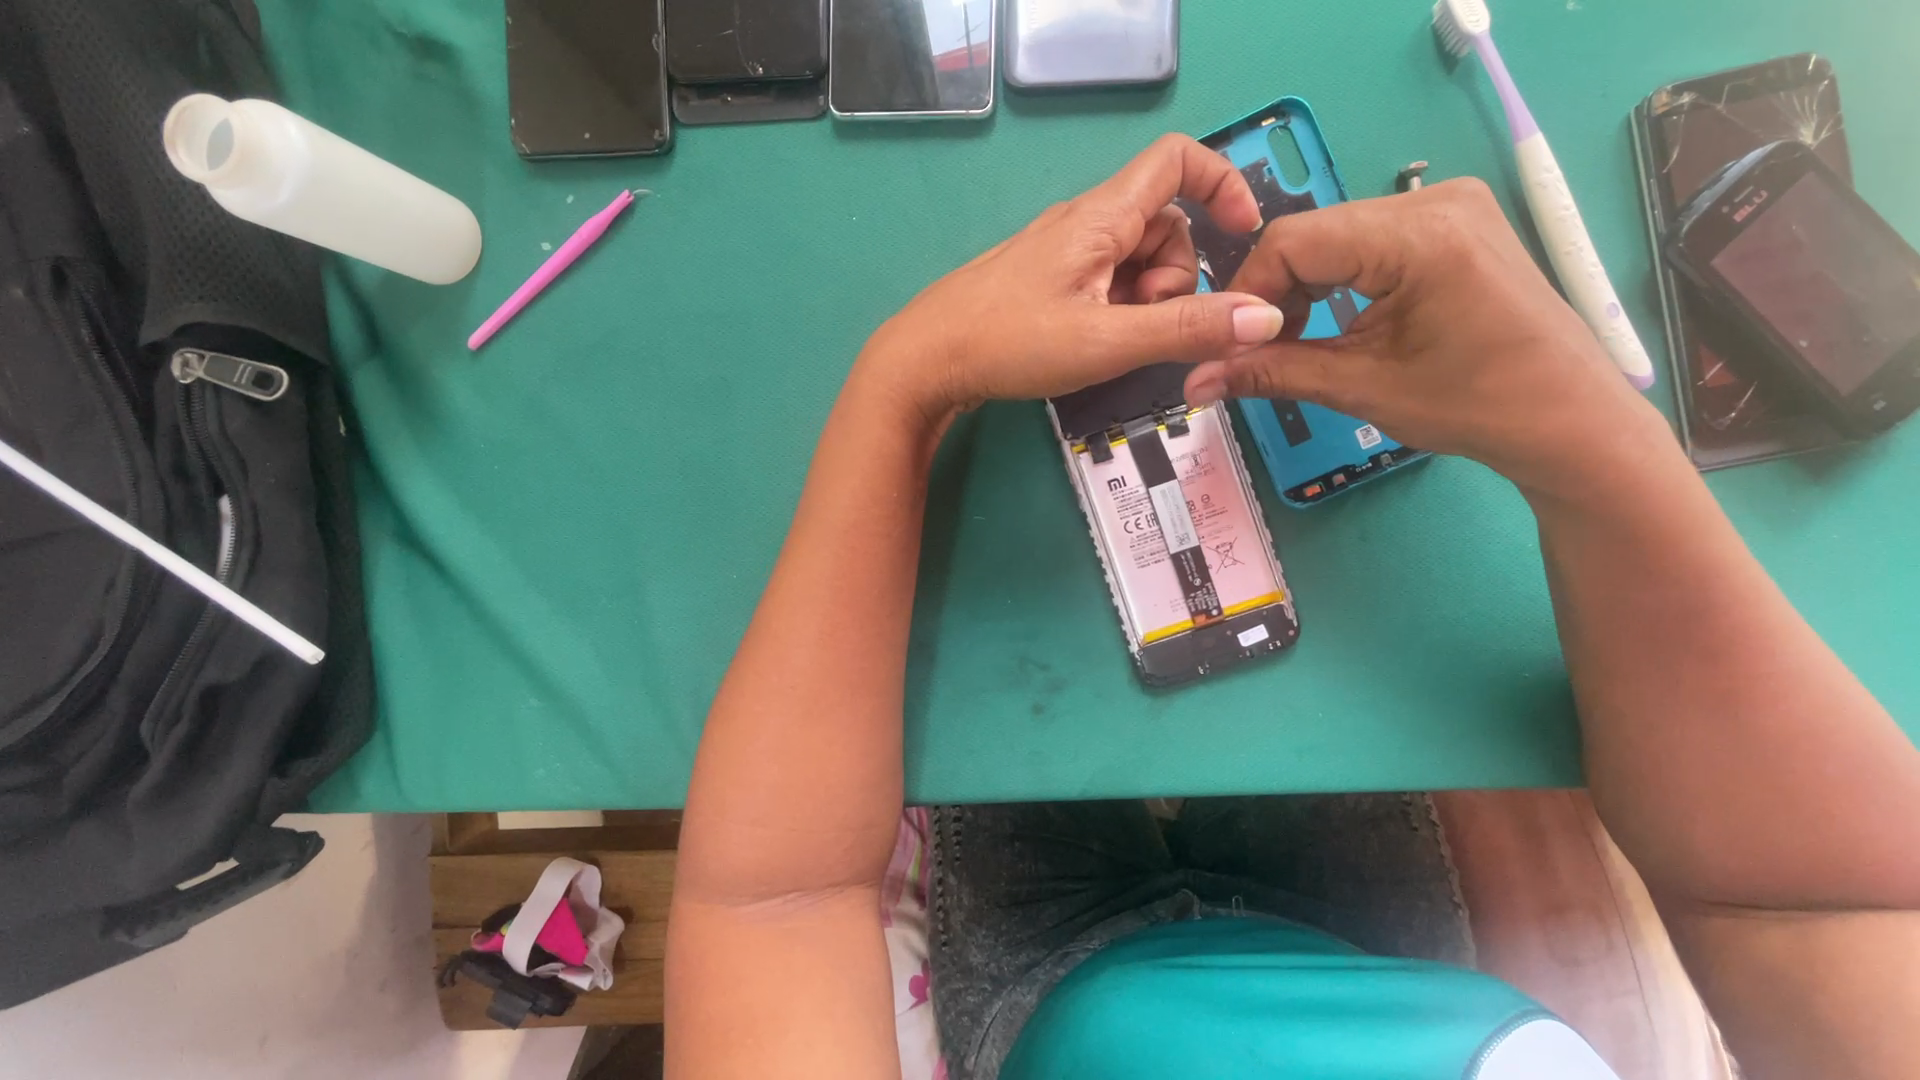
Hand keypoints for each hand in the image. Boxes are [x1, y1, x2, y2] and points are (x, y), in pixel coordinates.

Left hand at [858, 135, 1288, 420]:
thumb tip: (1264, 316)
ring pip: (1134, 258)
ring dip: (1146, 298)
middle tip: (1146, 325)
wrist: (926, 360)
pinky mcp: (1046, 280)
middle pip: (1163, 222)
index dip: (1221, 184)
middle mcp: (1084, 223)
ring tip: (1114, 340)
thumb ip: (1185, 328)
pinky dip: (1117, 308)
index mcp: (1102, 217)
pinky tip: (1093, 343)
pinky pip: (1104, 279)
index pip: (1177, 160)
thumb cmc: (1010, 343)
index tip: (1242, 235)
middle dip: (1176, 274)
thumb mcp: (1106, 342)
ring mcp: (1062, 252)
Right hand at [1185, 178, 1674, 499]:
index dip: (1246, 294)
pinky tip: (1335, 322)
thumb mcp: (1360, 387)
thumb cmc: (1473, 406)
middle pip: (1313, 236)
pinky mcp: (1454, 223)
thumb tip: (1193, 383)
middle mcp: (1435, 199)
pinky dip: (1337, 282)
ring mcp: (1449, 205)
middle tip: (1257, 353)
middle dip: (1274, 297)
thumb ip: (1270, 373)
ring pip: (1336, 238)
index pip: (1293, 241)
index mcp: (1419, 235)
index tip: (1228, 347)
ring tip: (1296, 344)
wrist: (1568, 419)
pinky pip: (1368, 242)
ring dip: (1302, 291)